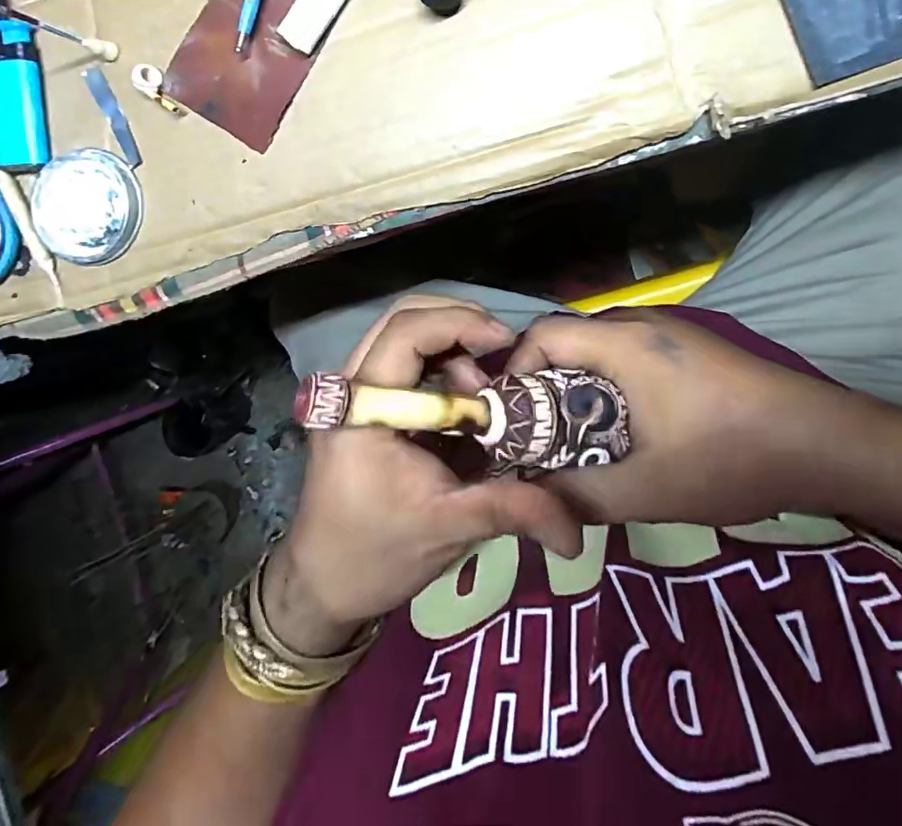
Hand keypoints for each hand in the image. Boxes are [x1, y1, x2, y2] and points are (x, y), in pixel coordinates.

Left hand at [266, 299, 583, 654]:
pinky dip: (442, 369)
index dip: (459, 324)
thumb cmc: (375, 554)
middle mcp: (352, 387)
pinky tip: (470, 402)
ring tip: (487, 392)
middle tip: (502, 351)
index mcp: (361, 408)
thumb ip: (511, 510)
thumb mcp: (447, 527)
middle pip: (403, 319)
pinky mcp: (366, 406)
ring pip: (404, 338)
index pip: (404, 332)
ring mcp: (355, 394)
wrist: (324, 582)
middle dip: (458, 324)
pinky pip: (406, 366)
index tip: (506, 342)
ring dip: (451, 349)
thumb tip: (578, 532)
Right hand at [507, 310, 871, 527]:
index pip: (542, 334)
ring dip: (576, 386)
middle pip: (566, 340)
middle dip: (543, 386)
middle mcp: (640, 324)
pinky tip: (623, 427)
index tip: (511, 419)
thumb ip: (579, 497)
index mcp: (624, 343)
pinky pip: (625, 354)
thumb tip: (531, 506)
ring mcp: (670, 331)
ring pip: (596, 348)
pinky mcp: (690, 347)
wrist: (833, 445)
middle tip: (538, 436)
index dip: (514, 371)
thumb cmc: (734, 458)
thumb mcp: (649, 489)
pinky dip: (606, 384)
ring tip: (576, 436)